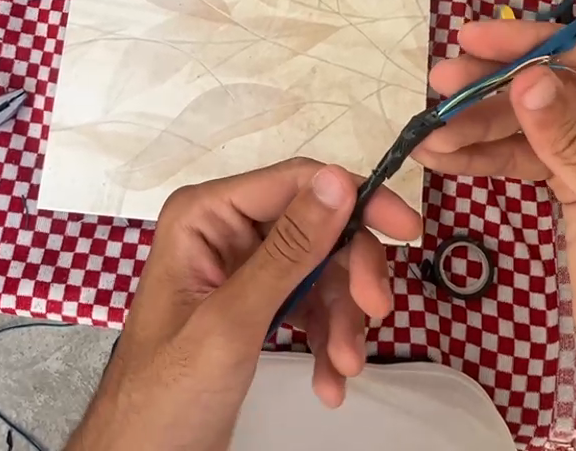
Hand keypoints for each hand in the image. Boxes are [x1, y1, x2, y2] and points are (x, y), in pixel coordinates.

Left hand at [67, 158, 423, 450]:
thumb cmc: (168, 394)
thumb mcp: (232, 321)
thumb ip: (288, 250)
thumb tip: (337, 180)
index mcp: (207, 214)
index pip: (296, 182)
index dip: (355, 199)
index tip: (407, 228)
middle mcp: (226, 229)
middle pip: (316, 227)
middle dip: (348, 273)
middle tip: (377, 310)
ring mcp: (242, 268)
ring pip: (321, 269)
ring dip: (342, 316)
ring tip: (345, 365)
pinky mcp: (256, 305)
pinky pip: (310, 304)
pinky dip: (328, 339)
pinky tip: (330, 379)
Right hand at [415, 22, 575, 450]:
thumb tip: (526, 80)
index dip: (532, 44)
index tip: (472, 38)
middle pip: (556, 84)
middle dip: (494, 86)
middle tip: (438, 83)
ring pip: (531, 118)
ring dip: (478, 124)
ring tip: (428, 132)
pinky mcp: (572, 182)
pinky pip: (522, 154)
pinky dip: (483, 155)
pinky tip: (443, 155)